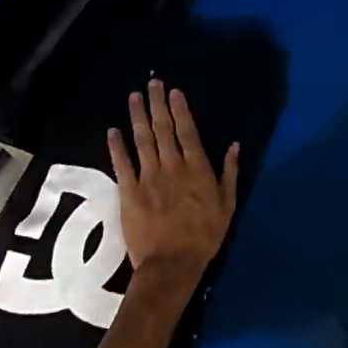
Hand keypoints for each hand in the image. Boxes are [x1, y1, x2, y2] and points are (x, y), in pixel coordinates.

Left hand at [108, 80, 239, 286]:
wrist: (171, 264)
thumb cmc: (204, 235)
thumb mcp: (227, 204)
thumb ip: (229, 173)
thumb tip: (235, 145)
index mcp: (196, 168)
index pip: (187, 131)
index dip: (180, 109)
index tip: (174, 91)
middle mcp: (171, 166)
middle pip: (163, 129)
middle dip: (157, 104)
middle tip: (152, 83)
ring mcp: (148, 178)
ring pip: (142, 140)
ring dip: (138, 117)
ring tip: (134, 97)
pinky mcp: (129, 192)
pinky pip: (122, 164)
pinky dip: (117, 146)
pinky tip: (113, 131)